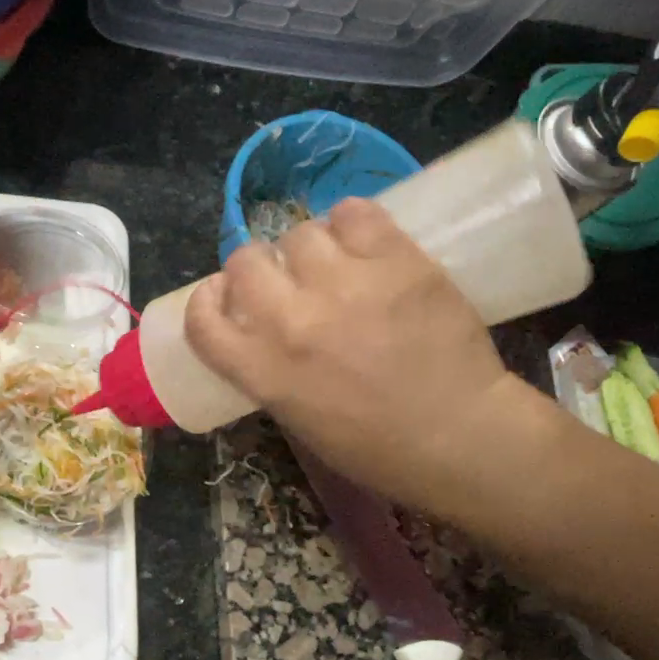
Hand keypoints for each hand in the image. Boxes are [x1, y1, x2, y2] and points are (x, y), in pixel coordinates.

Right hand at [185, 198, 533, 508]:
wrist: (456, 436)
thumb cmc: (373, 446)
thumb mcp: (296, 416)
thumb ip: (268, 369)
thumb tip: (265, 328)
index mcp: (262, 371)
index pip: (202, 319)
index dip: (207, 300)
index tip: (224, 297)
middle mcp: (291, 323)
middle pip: (245, 262)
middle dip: (257, 268)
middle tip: (284, 280)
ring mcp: (343, 287)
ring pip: (299, 234)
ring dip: (307, 248)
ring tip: (332, 264)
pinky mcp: (395, 262)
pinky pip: (354, 213)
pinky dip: (350, 222)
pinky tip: (359, 240)